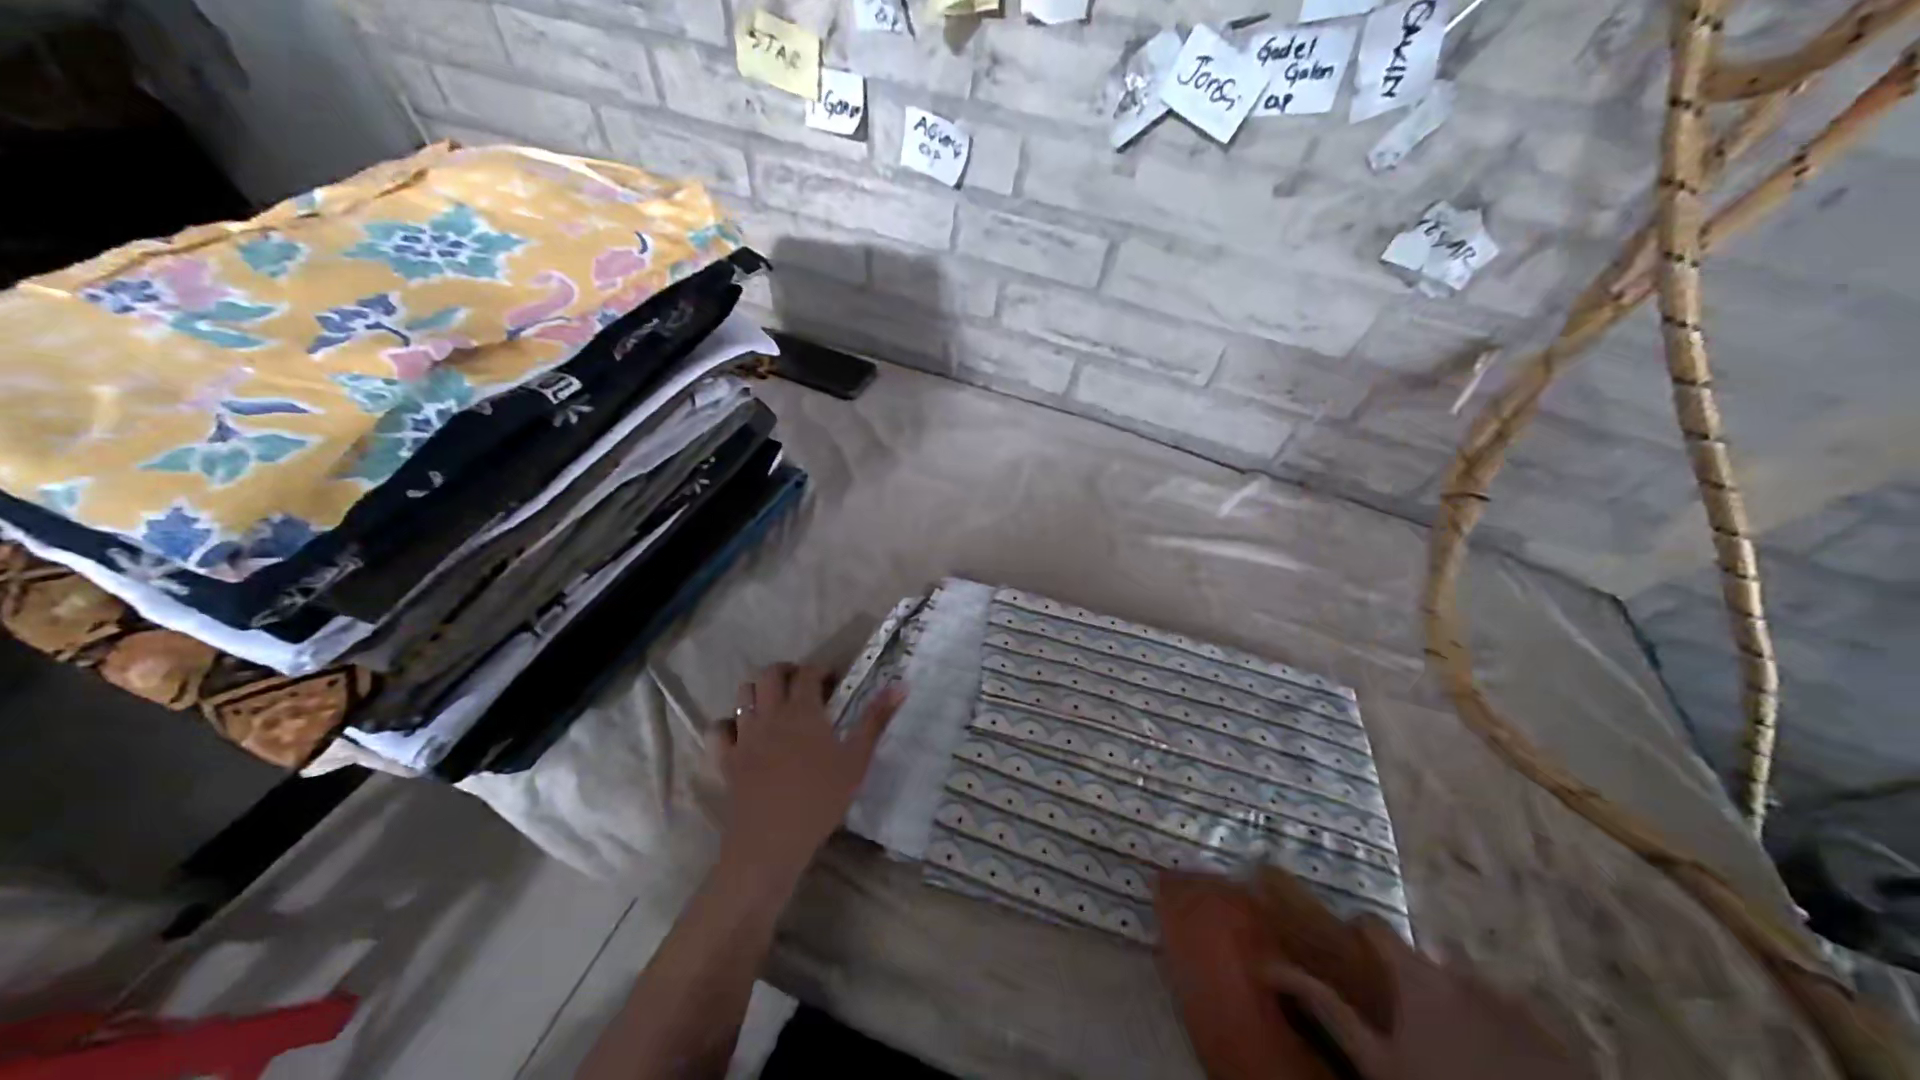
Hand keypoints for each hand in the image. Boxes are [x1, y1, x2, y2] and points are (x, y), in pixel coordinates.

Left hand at [712, 663, 904, 884]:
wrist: (771, 841)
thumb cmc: (820, 799)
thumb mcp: (857, 760)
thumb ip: (876, 720)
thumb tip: (901, 686)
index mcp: (802, 710)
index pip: (808, 672)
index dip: (821, 670)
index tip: (834, 682)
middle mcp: (770, 714)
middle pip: (770, 673)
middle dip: (788, 671)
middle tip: (804, 688)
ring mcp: (744, 735)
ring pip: (743, 694)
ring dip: (759, 690)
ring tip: (776, 705)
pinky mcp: (726, 758)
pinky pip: (718, 728)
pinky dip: (729, 723)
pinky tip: (743, 733)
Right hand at [1266, 917, 1585, 1079]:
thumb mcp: (1376, 1063)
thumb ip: (1326, 1009)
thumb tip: (1268, 965)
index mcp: (1417, 976)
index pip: (1374, 926)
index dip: (1356, 930)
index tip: (1345, 945)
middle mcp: (1461, 973)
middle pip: (1421, 958)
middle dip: (1406, 975)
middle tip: (1397, 1012)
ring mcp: (1510, 1000)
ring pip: (1465, 983)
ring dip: (1450, 998)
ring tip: (1446, 1037)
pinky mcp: (1549, 1031)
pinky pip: (1509, 1010)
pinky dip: (1493, 1021)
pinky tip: (1489, 1053)